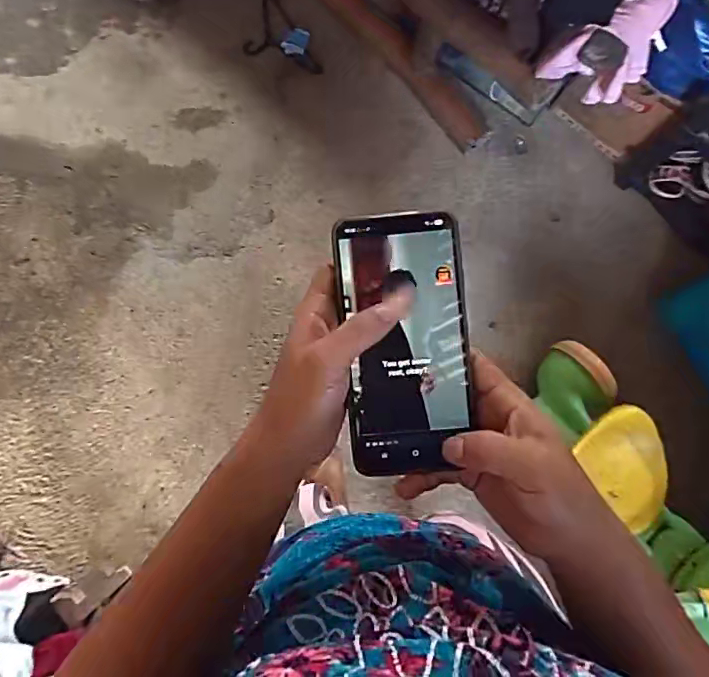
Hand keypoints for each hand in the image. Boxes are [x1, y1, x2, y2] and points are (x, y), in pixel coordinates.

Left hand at [242, 267, 403, 473]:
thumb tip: (396, 298)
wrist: (288, 453)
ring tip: (421, 311)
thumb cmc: (294, 405)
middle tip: (415, 283)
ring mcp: (338, 355)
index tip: (388, 254)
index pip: (334, 273)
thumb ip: (361, 328)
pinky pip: (372, 354)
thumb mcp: (329, 359)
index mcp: (313, 315)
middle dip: (381, 290)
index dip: (356, 260)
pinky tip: (412, 350)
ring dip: (388, 321)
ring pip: (367, 327)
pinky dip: (390, 349)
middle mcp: (326, 330)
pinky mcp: (350, 378)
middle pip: (356, 299)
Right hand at [396, 351, 618, 565]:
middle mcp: (489, 419)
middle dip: (420, 397)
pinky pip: (440, 466)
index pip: (475, 368)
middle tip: (384, 398)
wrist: (573, 546)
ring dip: (416, 440)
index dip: (449, 356)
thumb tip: (447, 444)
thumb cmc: (562, 496)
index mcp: (508, 404)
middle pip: (449, 398)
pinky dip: (422, 473)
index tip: (413, 352)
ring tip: (388, 447)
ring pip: (440, 433)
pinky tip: (404, 484)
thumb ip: (489, 449)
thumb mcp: (530, 465)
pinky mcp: (471, 473)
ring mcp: (479, 446)